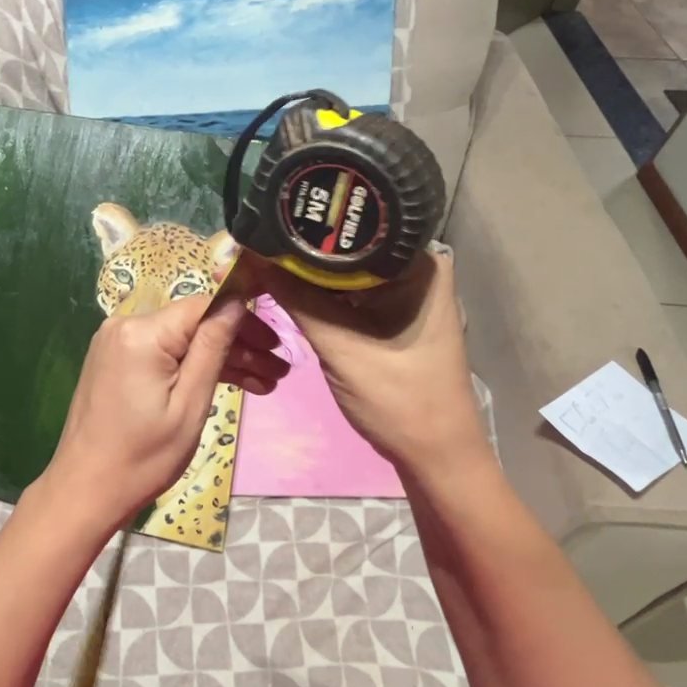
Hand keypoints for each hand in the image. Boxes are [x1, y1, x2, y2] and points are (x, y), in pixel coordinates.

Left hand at [36, 294, 284, 532]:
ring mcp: (116, 342)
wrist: (86, 488)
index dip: (244, 320)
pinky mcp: (116, 360)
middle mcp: (125, 324)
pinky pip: (163, 353)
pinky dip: (192, 367)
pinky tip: (231, 385)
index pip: (204, 306)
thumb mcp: (190, 405)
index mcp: (142, 332)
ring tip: (266, 384)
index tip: (278, 344)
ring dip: (221, 359)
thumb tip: (236, 302)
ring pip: (181, 340)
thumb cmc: (144, 457)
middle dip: (238, 345)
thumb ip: (213, 348)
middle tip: (280, 373)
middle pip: (194, 323)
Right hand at [244, 251, 489, 478]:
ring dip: (304, 273)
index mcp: (420, 264)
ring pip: (342, 272)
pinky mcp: (392, 314)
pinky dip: (318, 294)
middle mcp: (416, 268)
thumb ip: (294, 296)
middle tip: (250, 245)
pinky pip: (348, 293)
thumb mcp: (339, 345)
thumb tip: (251, 251)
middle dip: (299, 251)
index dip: (304, 227)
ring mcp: (405, 293)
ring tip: (257, 260)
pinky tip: (283, 288)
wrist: (436, 459)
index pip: (352, 229)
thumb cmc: (399, 400)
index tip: (259, 227)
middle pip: (345, 248)